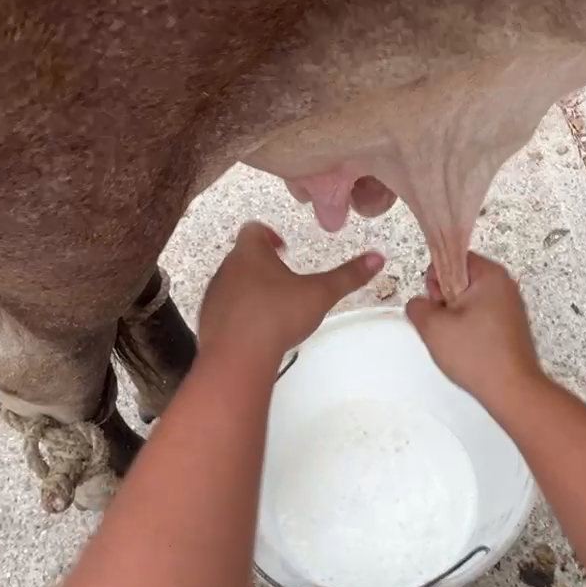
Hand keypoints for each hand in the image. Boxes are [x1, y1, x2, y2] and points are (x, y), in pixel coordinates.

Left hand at [197, 222, 383, 365]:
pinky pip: (225, 309)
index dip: (270, 236)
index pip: (254, 229)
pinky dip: (240, 313)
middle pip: (242, 256)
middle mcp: (226, 269)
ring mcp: (214, 296)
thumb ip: (348, 276)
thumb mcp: (320, 294)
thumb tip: (378, 257)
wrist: (237, 357)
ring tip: (273, 306)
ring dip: (250, 289)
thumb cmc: (278, 315)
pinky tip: (257, 330)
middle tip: (284, 277)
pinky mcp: (208, 321)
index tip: (284, 248)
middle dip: (263, 264)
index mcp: (250, 253)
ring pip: (232, 283)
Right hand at [405, 251, 544, 402]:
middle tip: (443, 324)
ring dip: (455, 316)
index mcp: (489, 274)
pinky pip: (482, 316)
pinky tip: (466, 348)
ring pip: (470, 300)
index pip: (453, 258)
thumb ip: (417, 306)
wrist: (513, 390)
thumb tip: (419, 304)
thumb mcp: (433, 326)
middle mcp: (504, 284)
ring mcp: (510, 306)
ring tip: (454, 340)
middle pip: (461, 279)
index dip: (436, 278)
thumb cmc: (475, 353)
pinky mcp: (511, 326)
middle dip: (444, 299)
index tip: (436, 302)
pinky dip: (469, 328)